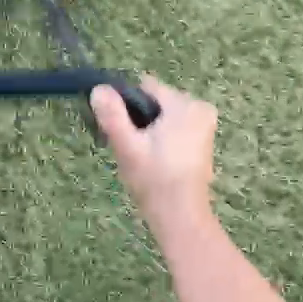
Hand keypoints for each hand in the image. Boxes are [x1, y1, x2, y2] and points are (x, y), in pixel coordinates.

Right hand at [90, 76, 216, 215]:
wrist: (180, 214)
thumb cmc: (154, 179)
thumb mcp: (127, 146)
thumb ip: (112, 114)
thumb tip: (98, 88)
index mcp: (185, 104)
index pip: (145, 87)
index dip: (125, 104)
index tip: (118, 128)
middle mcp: (200, 108)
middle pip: (154, 100)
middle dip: (137, 118)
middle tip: (129, 146)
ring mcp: (204, 124)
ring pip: (162, 114)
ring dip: (147, 129)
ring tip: (140, 155)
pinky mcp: (203, 139)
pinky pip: (173, 126)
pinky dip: (160, 137)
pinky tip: (153, 159)